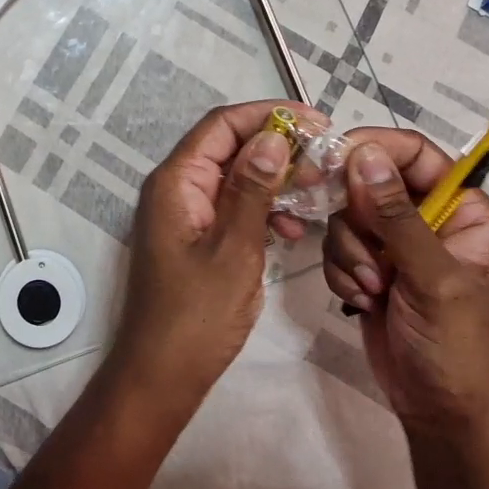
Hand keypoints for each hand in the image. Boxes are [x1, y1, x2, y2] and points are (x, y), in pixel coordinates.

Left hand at [109, 100, 299, 403]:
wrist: (163, 373)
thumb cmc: (196, 314)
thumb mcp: (233, 249)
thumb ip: (251, 190)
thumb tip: (272, 135)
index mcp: (176, 181)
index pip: (221, 125)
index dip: (268, 114)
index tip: (318, 121)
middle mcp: (176, 187)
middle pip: (229, 147)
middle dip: (278, 146)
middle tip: (326, 159)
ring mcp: (186, 213)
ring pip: (235, 177)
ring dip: (275, 179)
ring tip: (318, 193)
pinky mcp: (197, 237)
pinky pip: (234, 207)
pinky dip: (264, 210)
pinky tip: (296, 230)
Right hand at [321, 128, 488, 434]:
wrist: (445, 418)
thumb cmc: (460, 348)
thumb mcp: (434, 279)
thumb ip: (396, 215)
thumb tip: (363, 152)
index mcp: (467, 213)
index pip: (416, 155)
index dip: (374, 149)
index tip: (330, 160)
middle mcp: (433, 221)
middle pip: (370, 182)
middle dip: (359, 221)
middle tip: (366, 255)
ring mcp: (400, 246)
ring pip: (348, 216)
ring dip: (350, 254)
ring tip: (374, 291)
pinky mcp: (372, 269)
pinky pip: (338, 247)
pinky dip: (342, 272)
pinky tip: (361, 301)